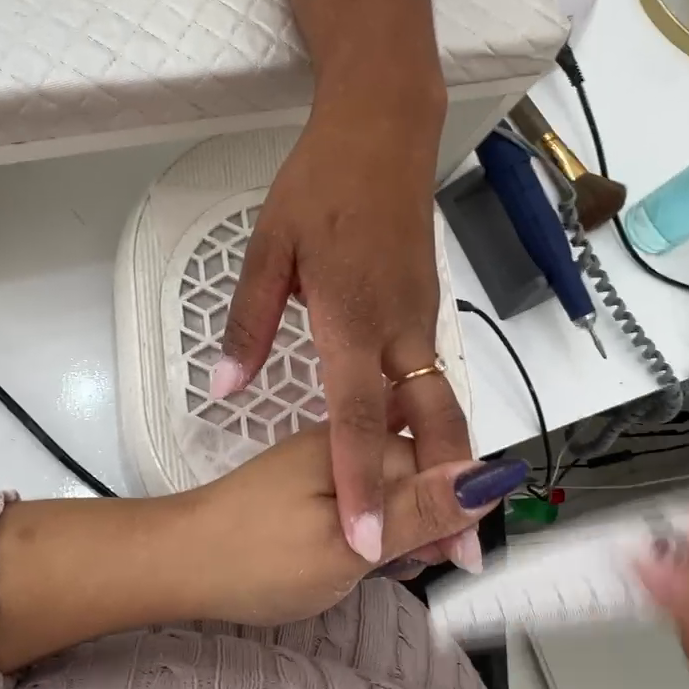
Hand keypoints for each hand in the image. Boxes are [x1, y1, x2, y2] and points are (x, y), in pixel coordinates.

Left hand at [170, 427, 528, 626]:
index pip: (443, 458)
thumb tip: (490, 476)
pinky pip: (365, 494)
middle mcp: (343, 436)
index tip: (453, 561)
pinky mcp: (311, 479)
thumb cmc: (256, 559)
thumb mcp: (349, 544)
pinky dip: (373, 525)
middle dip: (429, 519)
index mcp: (355, 437)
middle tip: (402, 566)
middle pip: (421, 469)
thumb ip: (420, 509)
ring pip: (394, 485)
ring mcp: (325, 456)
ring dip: (401, 526)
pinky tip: (361, 554)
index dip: (458, 511)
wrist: (176, 563)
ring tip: (376, 566)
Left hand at [218, 90, 477, 570]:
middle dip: (450, 493)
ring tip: (462, 524)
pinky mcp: (431, 309)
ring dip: (457, 465)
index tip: (369, 543)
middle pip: (432, 422)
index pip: (357, 418)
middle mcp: (400, 329)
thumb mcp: (268, 249)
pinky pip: (440, 378)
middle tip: (463, 557)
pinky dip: (445, 424)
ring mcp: (424, 318)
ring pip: (446, 403)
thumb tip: (225, 388)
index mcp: (352, 317)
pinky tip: (439, 455)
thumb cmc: (319, 186)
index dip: (364, 485)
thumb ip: (250, 325)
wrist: (384, 131)